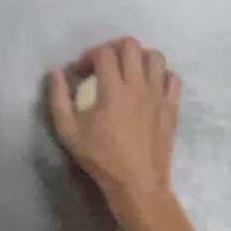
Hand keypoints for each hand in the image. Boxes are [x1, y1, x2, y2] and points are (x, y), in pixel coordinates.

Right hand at [48, 38, 181, 223]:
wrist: (137, 185)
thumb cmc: (101, 158)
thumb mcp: (68, 131)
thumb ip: (58, 99)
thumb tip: (56, 72)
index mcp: (113, 90)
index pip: (103, 52)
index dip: (89, 54)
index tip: (82, 71)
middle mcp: (138, 86)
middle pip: (131, 45)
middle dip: (114, 47)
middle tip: (105, 63)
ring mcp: (158, 96)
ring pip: (156, 57)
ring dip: (140, 56)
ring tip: (129, 69)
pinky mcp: (172, 107)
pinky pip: (173, 78)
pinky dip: (161, 74)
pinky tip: (150, 85)